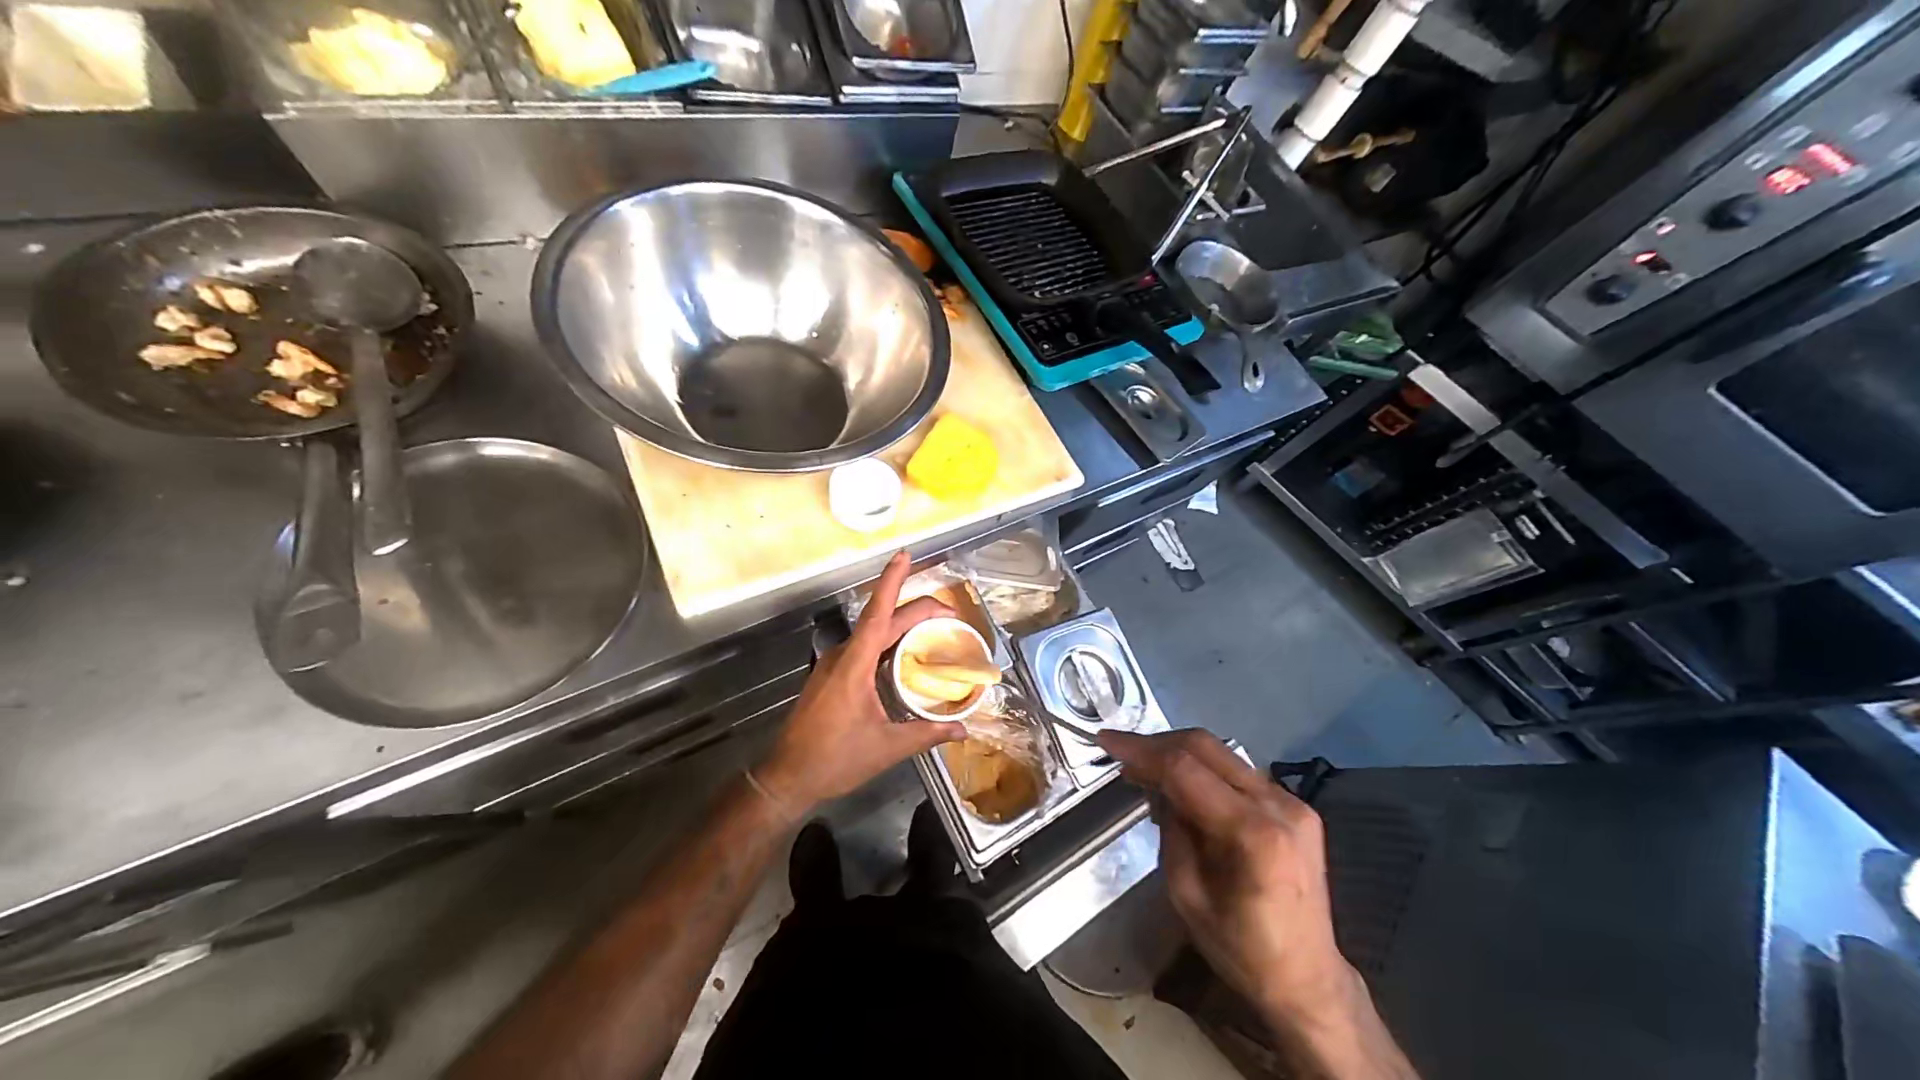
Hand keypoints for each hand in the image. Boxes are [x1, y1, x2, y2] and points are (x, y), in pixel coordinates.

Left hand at [757, 552, 966, 811]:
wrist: (787, 776)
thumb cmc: (834, 759)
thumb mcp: (886, 747)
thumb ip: (926, 734)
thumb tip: (962, 729)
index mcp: (854, 665)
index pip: (878, 613)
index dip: (892, 581)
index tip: (904, 555)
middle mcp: (843, 657)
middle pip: (882, 620)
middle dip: (916, 610)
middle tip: (949, 612)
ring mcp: (833, 666)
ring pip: (872, 634)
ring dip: (901, 626)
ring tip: (933, 629)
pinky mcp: (830, 678)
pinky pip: (863, 649)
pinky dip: (887, 644)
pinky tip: (903, 657)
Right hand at [1099, 729, 1355, 1023]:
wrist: (1309, 979)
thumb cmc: (1241, 949)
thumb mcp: (1186, 894)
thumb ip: (1171, 830)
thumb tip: (1157, 787)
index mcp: (1253, 834)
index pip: (1185, 769)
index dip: (1141, 750)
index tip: (1106, 741)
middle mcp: (1279, 806)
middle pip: (1206, 748)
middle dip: (1158, 744)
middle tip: (1122, 752)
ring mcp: (1293, 803)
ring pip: (1223, 754)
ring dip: (1180, 755)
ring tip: (1146, 771)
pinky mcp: (1297, 807)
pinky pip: (1239, 773)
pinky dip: (1204, 772)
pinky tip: (1183, 789)